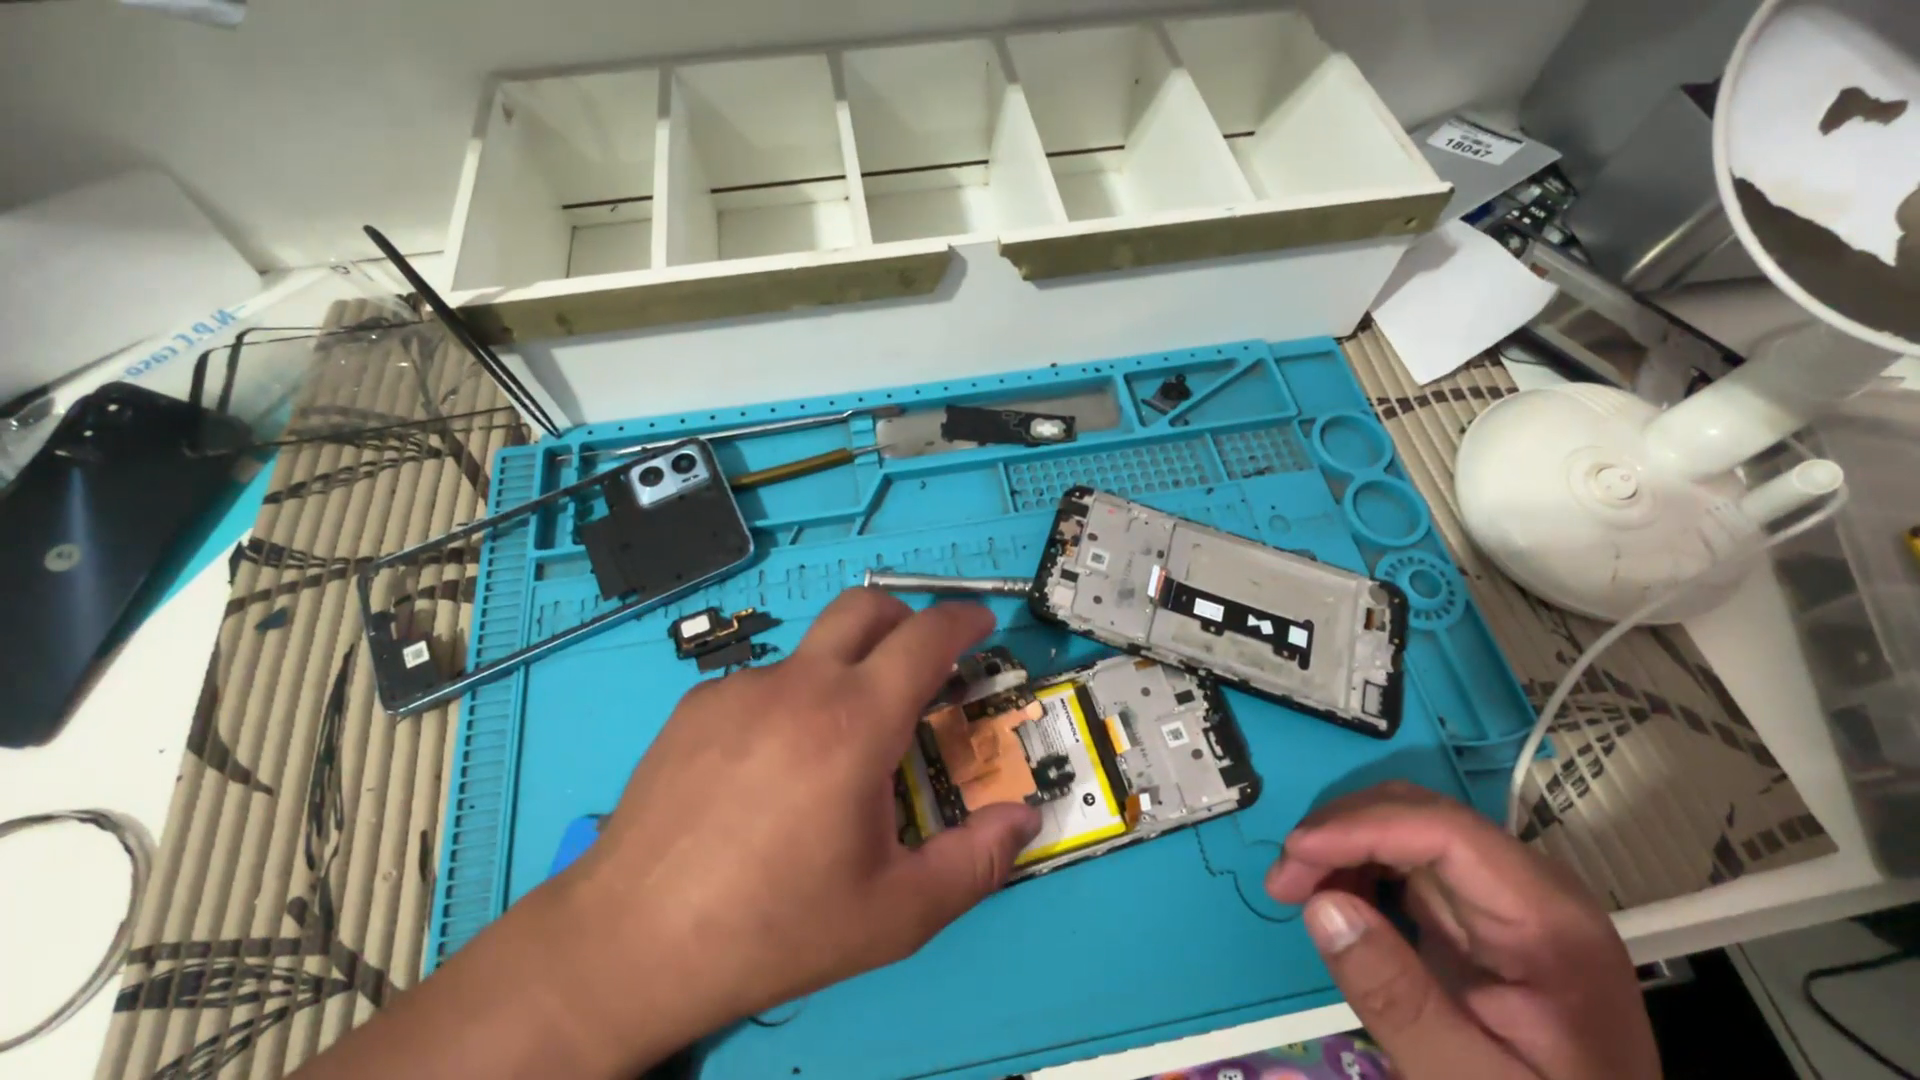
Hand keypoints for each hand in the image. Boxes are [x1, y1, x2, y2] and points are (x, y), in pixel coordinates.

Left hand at [557, 590, 1041, 1067]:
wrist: (634, 941)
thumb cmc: (777, 927)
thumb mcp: (896, 913)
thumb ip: (975, 861)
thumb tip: (1024, 816)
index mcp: (855, 724)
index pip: (925, 638)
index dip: (963, 620)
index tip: (981, 623)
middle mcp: (797, 687)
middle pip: (863, 607)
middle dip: (906, 617)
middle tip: (923, 661)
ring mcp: (737, 691)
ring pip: (809, 654)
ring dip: (842, 674)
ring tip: (834, 751)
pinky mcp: (693, 709)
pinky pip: (760, 687)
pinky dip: (789, 705)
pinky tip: (768, 773)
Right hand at [1267, 783, 1658, 1079]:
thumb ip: (1400, 1001)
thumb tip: (1321, 906)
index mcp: (1548, 920)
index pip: (1445, 831)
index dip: (1360, 828)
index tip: (1292, 857)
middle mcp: (1533, 888)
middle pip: (1423, 816)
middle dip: (1342, 832)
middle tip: (1283, 885)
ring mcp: (1510, 897)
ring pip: (1409, 830)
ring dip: (1344, 847)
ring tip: (1298, 895)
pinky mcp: (1487, 914)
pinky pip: (1412, 864)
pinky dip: (1360, 869)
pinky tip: (1336, 904)